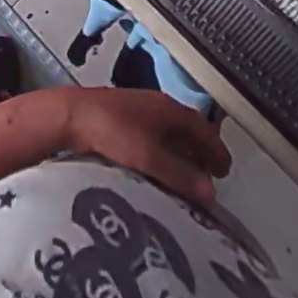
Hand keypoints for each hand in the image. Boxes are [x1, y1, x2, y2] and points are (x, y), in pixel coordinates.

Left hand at [57, 88, 231, 204]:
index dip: (216, 149)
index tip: (226, 169)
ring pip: (169, 132)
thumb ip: (180, 174)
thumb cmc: (112, 131)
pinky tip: (153, 169)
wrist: (71, 116)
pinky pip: (152, 136)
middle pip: (187, 128)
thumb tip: (210, 192)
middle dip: (200, 151)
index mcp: (169, 108)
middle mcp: (157, 105)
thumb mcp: (149, 157)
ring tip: (183, 177)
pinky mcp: (121, 118)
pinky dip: (162, 152)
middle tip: (208, 177)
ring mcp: (138, 109)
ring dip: (180, 153)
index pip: (203, 127)